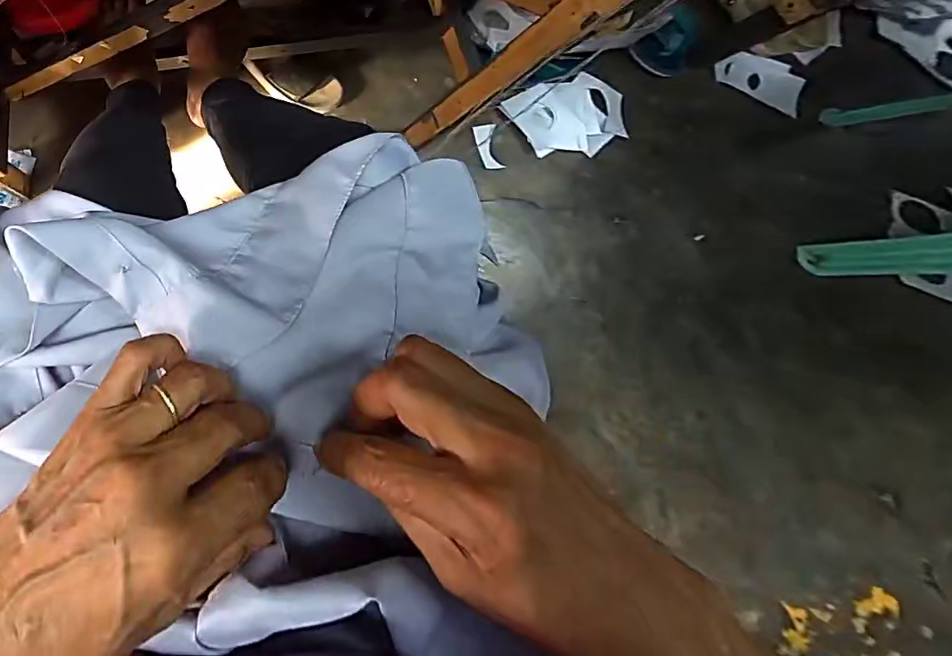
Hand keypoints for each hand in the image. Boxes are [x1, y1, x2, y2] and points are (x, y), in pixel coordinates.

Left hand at [0, 335, 287, 655]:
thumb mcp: (163, 611)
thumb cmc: (80, 626)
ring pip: (193, 384)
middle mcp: (151, 482)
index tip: (268, 474)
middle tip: (253, 440)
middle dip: (254, 430)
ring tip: (224, 404)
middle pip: (230, 425)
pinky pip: (136, 360)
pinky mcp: (90, 420)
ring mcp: (117, 441)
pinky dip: (165, 351)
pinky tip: (178, 368)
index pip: (254, 483)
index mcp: (174, 542)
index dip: (272, 476)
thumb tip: (263, 522)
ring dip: (222, 389)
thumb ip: (222, 559)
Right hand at [319, 337, 757, 655]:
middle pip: (401, 376)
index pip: (381, 455)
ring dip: (394, 381)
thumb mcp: (458, 574)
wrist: (623, 583)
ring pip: (425, 353)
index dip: (341, 451)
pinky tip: (428, 419)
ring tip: (391, 420)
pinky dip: (426, 382)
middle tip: (360, 431)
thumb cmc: (538, 598)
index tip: (328, 452)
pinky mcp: (520, 400)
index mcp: (474, 501)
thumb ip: (406, 510)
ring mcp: (510, 409)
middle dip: (364, 399)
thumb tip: (368, 464)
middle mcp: (491, 439)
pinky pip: (454, 366)